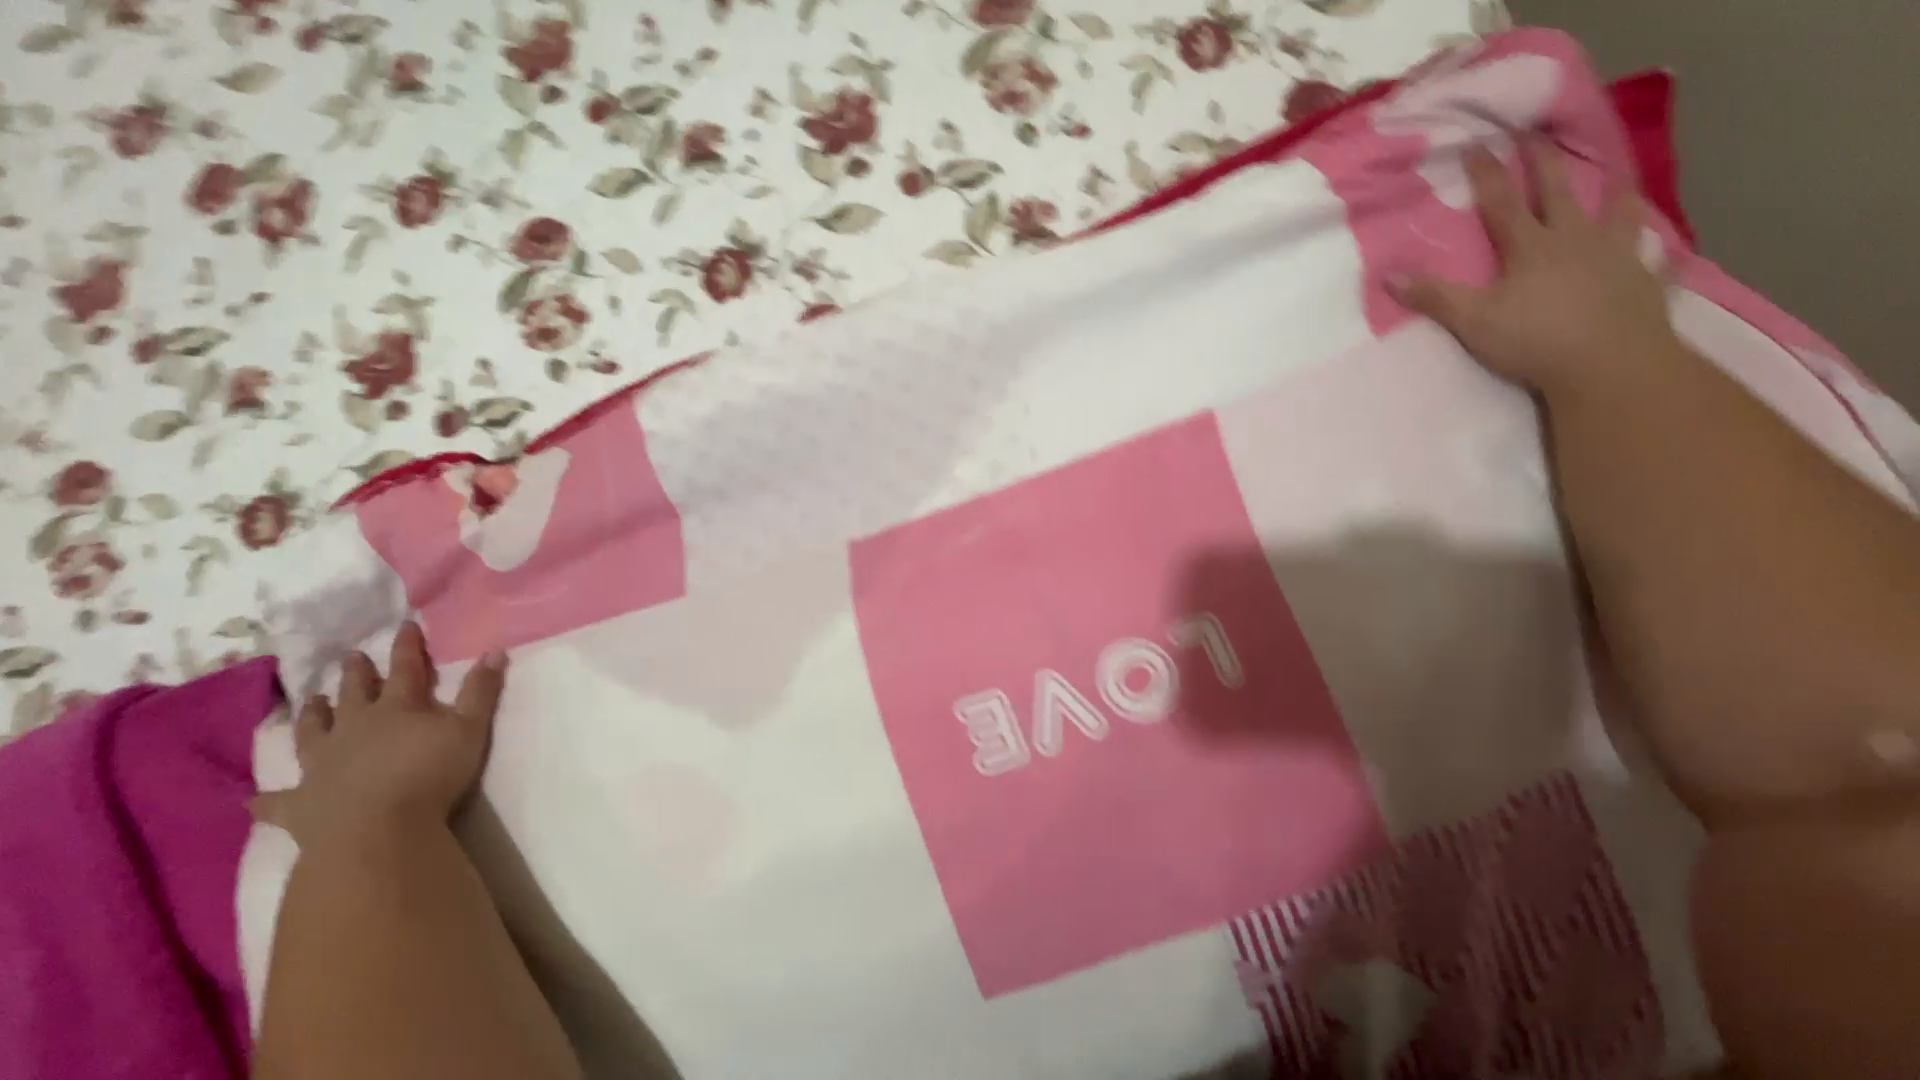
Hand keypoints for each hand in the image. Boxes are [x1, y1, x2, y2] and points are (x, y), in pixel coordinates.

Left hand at [252, 621, 506, 846]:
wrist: (374, 830)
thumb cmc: (429, 776)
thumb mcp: (470, 730)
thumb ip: (481, 692)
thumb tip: (495, 650)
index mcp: (397, 708)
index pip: (405, 669)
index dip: (407, 647)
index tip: (405, 626)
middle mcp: (354, 727)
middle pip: (354, 694)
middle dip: (355, 674)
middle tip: (351, 657)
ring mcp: (321, 764)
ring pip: (312, 733)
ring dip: (311, 717)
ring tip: (310, 702)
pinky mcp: (301, 803)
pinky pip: (278, 801)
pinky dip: (267, 801)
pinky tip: (254, 801)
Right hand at [1391, 139, 1684, 399]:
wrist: (1610, 364)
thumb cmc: (1535, 341)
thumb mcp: (1473, 321)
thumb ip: (1434, 297)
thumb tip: (1388, 275)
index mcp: (1530, 248)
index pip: (1502, 203)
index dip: (1488, 173)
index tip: (1478, 143)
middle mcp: (1574, 241)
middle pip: (1557, 193)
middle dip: (1544, 162)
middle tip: (1538, 133)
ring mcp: (1615, 257)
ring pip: (1616, 213)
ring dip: (1615, 190)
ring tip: (1619, 171)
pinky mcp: (1643, 281)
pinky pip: (1651, 258)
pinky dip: (1653, 250)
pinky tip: (1659, 248)